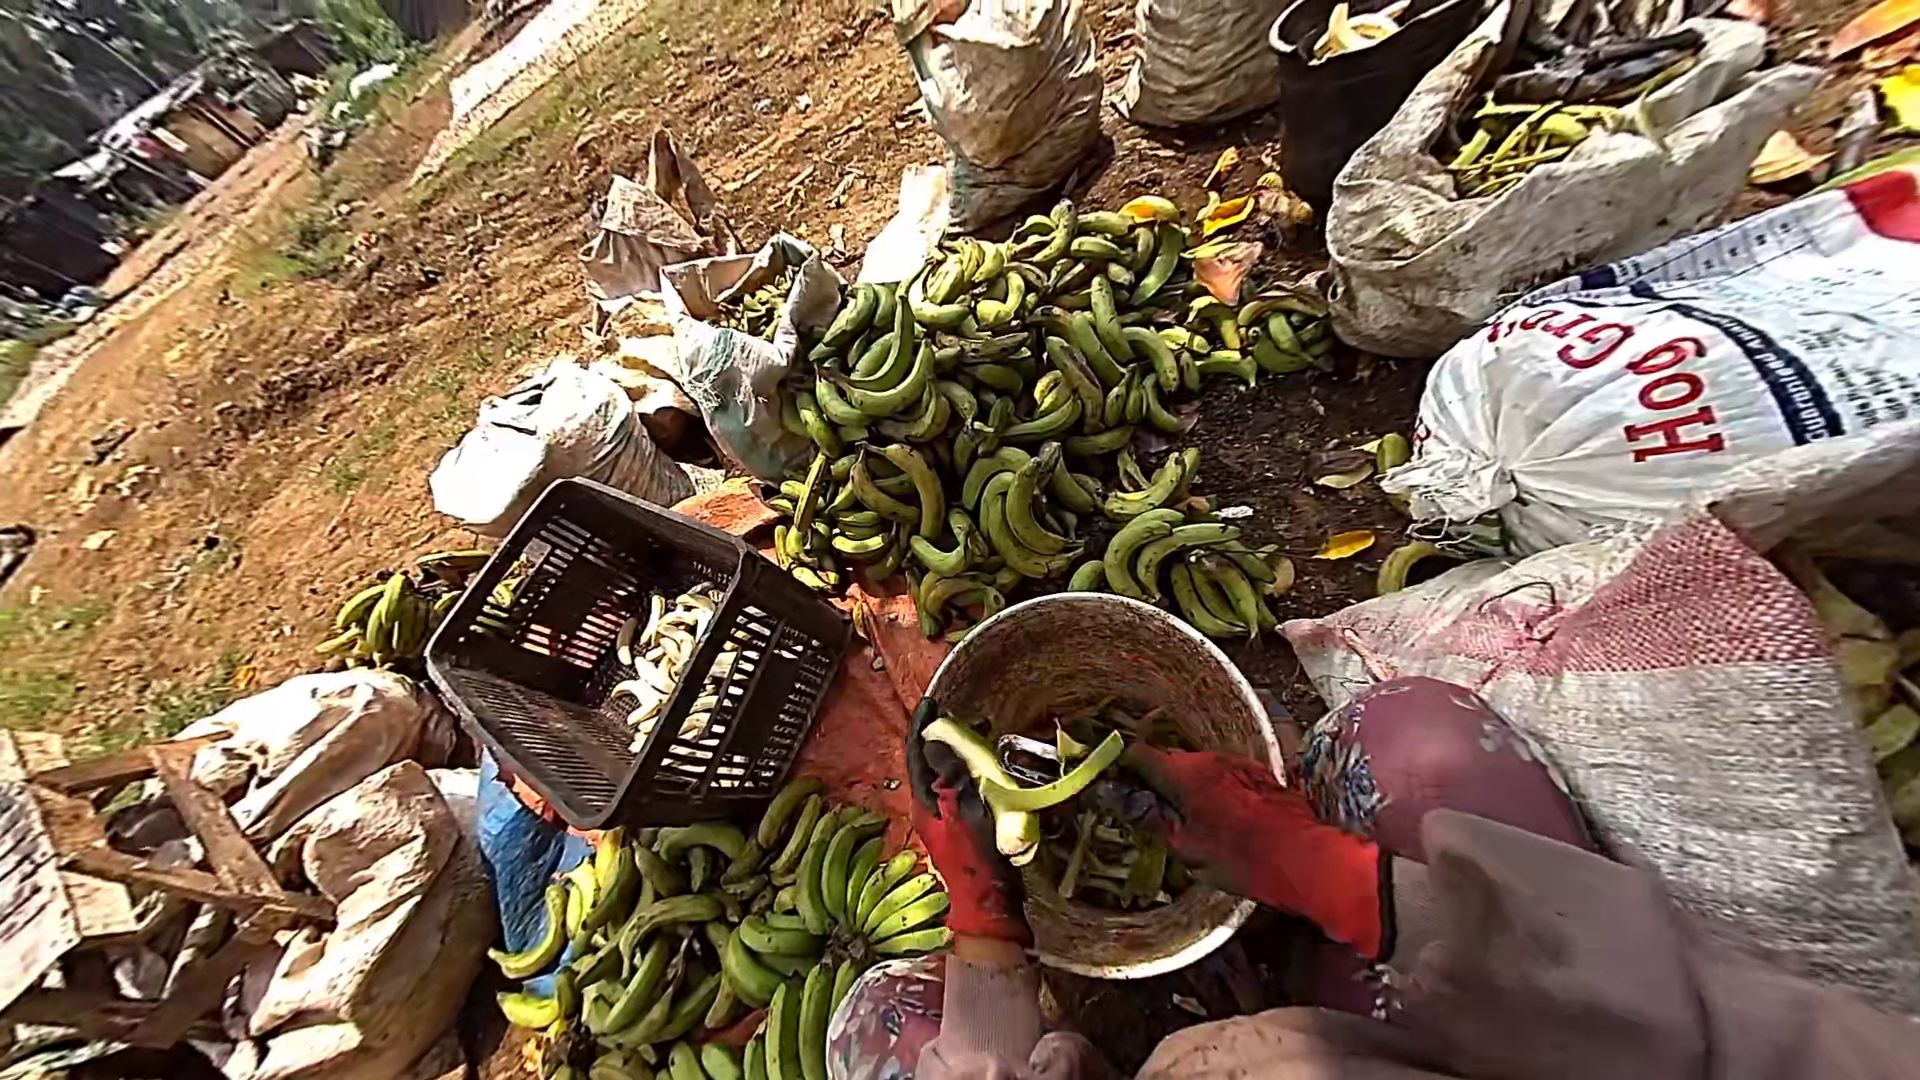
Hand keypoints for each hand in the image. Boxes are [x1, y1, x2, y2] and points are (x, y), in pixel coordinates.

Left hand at [906, 697, 1029, 947]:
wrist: (988, 903)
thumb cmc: (975, 856)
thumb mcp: (962, 809)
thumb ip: (948, 773)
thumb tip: (933, 739)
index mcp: (923, 797)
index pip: (914, 751)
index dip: (921, 724)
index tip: (932, 702)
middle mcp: (927, 802)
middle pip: (929, 759)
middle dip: (944, 734)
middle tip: (967, 718)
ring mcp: (942, 813)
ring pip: (945, 770)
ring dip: (959, 749)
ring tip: (980, 734)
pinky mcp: (958, 821)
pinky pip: (959, 783)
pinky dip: (970, 767)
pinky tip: (986, 765)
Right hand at [1120, 744, 1387, 957]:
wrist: (1309, 859)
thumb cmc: (1243, 857)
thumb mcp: (1186, 849)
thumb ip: (1151, 819)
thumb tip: (1120, 800)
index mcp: (1182, 773)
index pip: (1138, 753)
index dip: (1124, 767)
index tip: (1120, 784)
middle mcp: (1205, 758)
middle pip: (1166, 758)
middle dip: (1155, 779)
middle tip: (1154, 809)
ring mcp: (1232, 762)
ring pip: (1193, 766)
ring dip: (1185, 784)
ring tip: (1188, 817)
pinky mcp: (1254, 771)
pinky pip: (1218, 773)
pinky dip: (1210, 788)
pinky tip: (1218, 815)